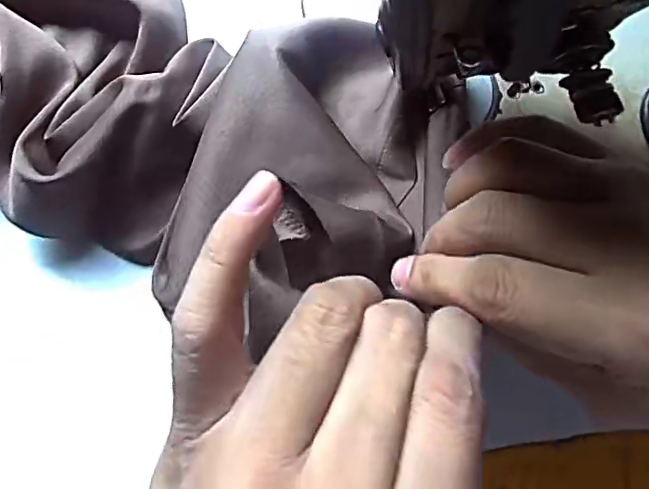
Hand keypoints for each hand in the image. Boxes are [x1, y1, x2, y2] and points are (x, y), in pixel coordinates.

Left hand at [154, 170, 484, 487]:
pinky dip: (232, 246)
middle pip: (390, 341)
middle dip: (409, 322)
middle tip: (403, 342)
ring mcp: (239, 455)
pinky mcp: (189, 423)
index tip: (456, 327)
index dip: (460, 340)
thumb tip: (455, 340)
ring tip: (358, 322)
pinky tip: (266, 192)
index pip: (448, 395)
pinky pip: (207, 319)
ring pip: (327, 312)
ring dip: (358, 298)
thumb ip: (449, 450)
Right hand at [390, 117, 648, 441]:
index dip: (442, 280)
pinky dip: (497, 137)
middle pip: (501, 212)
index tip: (404, 283)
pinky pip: (544, 130)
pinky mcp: (623, 159)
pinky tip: (469, 158)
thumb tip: (458, 294)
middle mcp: (624, 234)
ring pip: (514, 159)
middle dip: (446, 235)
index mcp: (629, 315)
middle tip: (425, 259)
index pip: (506, 283)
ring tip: (446, 214)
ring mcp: (623, 182)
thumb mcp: (613, 398)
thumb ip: (530, 343)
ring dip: (464, 183)